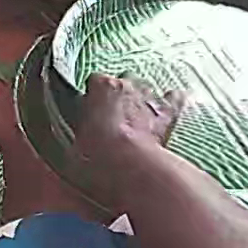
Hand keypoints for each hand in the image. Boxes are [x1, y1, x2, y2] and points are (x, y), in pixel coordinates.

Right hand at [71, 73, 185, 203]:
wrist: (130, 165)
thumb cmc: (96, 154)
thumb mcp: (74, 140)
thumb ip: (79, 126)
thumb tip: (79, 130)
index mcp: (101, 86)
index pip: (94, 81)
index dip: (92, 96)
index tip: (89, 110)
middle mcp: (128, 83)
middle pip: (122, 81)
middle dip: (117, 96)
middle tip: (110, 118)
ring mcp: (151, 96)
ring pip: (146, 89)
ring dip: (139, 101)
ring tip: (133, 121)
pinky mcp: (169, 111)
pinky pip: (172, 99)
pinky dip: (168, 104)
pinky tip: (162, 114)